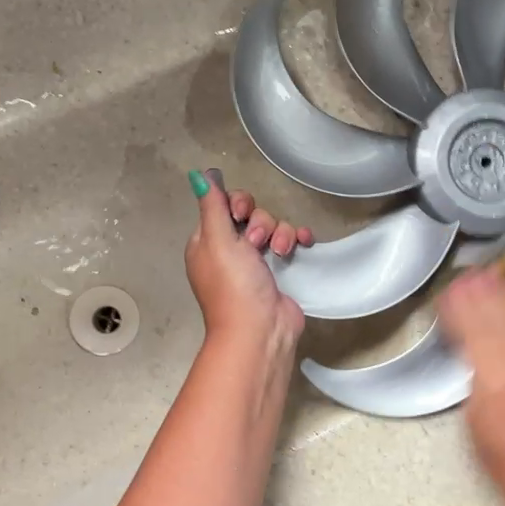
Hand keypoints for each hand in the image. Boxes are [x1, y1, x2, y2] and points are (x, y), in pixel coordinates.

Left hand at [185, 170, 308, 353]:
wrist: (259, 331)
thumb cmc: (233, 285)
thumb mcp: (217, 240)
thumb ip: (212, 205)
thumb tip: (199, 175)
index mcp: (207, 243)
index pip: (222, 206)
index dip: (236, 204)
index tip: (241, 213)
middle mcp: (230, 250)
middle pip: (251, 214)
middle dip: (261, 221)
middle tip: (258, 242)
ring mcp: (256, 263)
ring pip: (273, 227)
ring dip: (280, 233)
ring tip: (279, 253)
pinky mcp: (280, 272)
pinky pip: (292, 243)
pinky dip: (298, 240)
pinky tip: (305, 243)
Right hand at [436, 266, 504, 497]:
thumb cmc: (503, 458)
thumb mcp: (473, 417)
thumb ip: (473, 377)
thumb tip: (468, 346)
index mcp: (494, 379)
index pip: (473, 332)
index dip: (459, 309)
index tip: (447, 292)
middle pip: (497, 319)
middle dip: (479, 294)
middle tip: (466, 274)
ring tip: (492, 272)